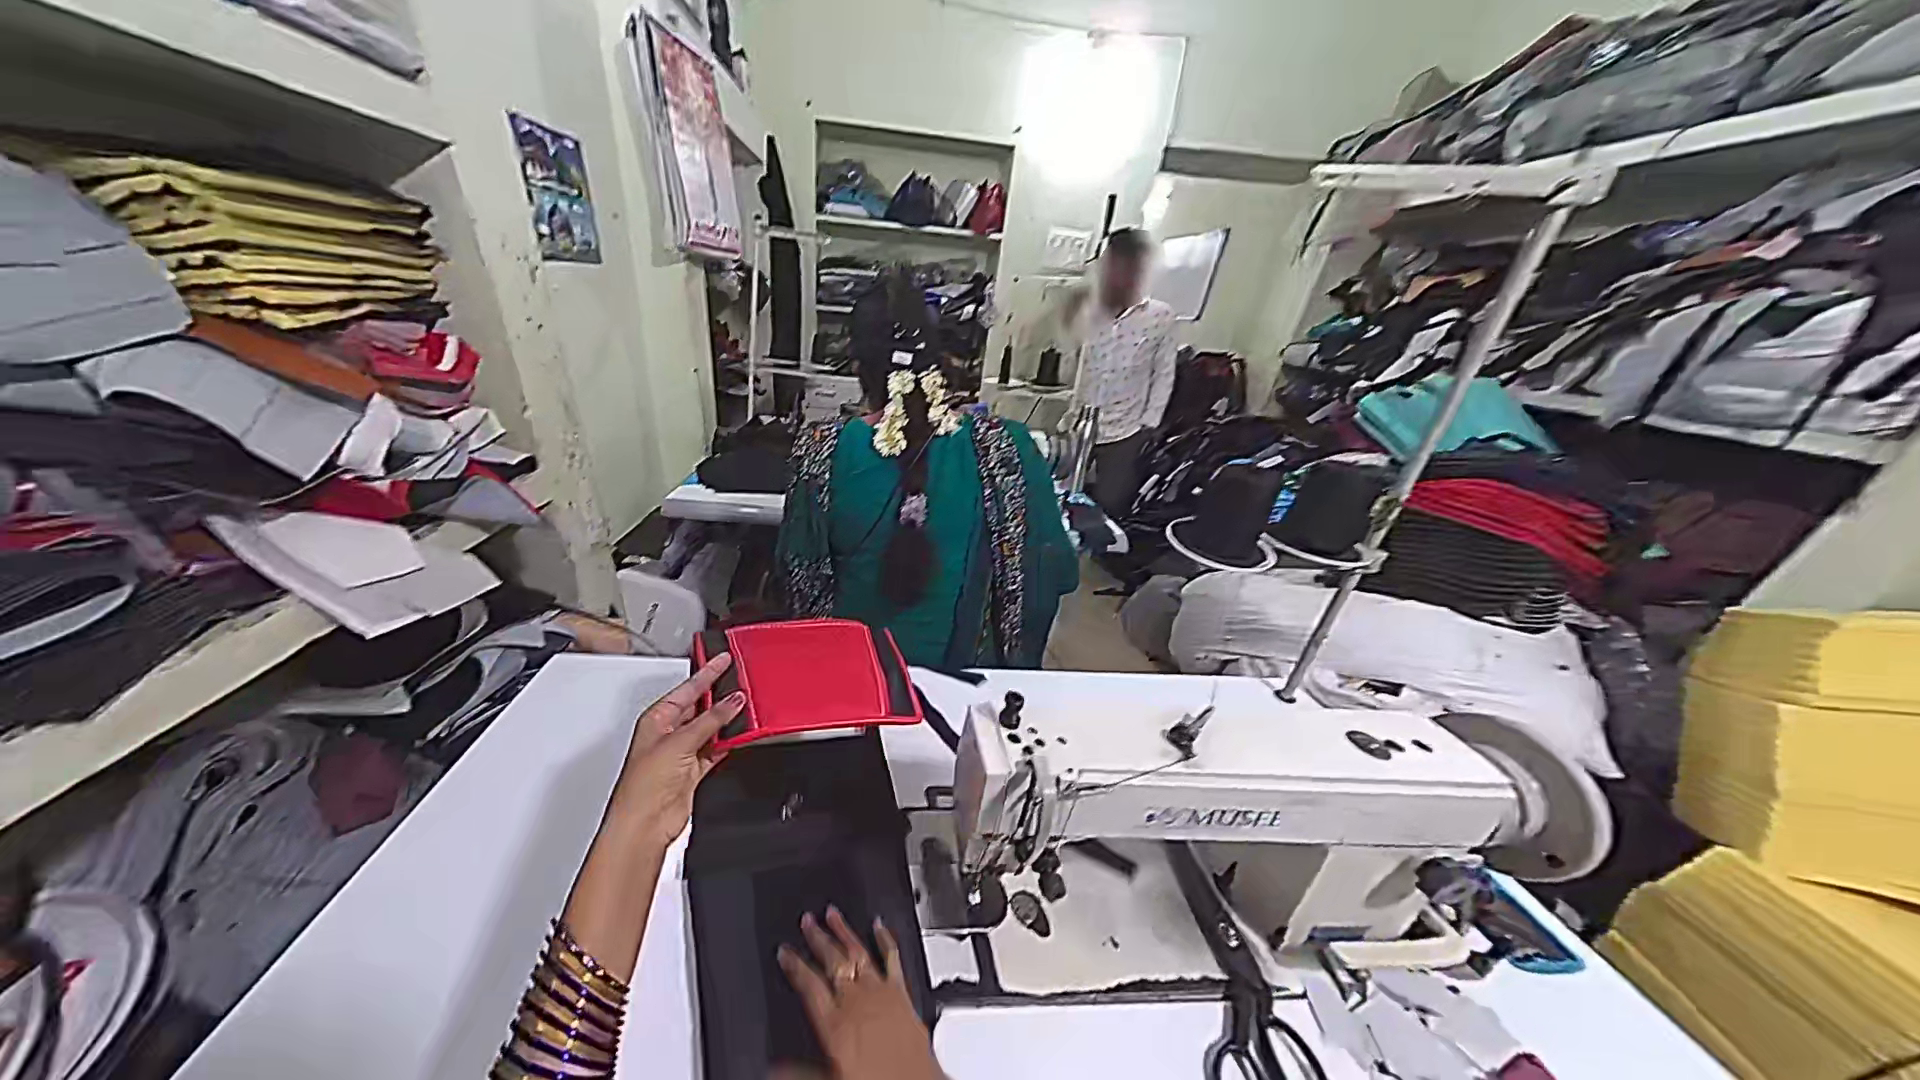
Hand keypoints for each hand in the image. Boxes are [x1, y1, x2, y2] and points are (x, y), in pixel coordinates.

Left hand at [606, 652, 744, 849]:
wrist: (644, 824)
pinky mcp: (693, 770)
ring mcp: (681, 752)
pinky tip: (739, 734)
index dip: (707, 672)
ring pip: (711, 727)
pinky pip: (717, 748)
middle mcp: (668, 734)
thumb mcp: (680, 742)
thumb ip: (710, 720)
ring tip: (745, 706)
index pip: (688, 689)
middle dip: (720, 696)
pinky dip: (729, 742)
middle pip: (701, 706)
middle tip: (740, 680)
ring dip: (727, 720)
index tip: (723, 659)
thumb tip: (732, 701)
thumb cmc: (642, 786)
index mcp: (656, 719)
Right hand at [778, 907, 940, 1079]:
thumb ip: (800, 1072)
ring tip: (833, 913)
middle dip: (817, 938)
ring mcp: (881, 992)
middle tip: (807, 920)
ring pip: (858, 952)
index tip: (785, 951)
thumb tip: (773, 1067)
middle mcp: (857, 1002)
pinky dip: (885, 938)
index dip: (794, 966)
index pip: (808, 986)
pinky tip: (879, 924)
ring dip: (844, 931)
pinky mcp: (901, 991)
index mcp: (836, 1025)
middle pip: (833, 961)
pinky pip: (892, 957)